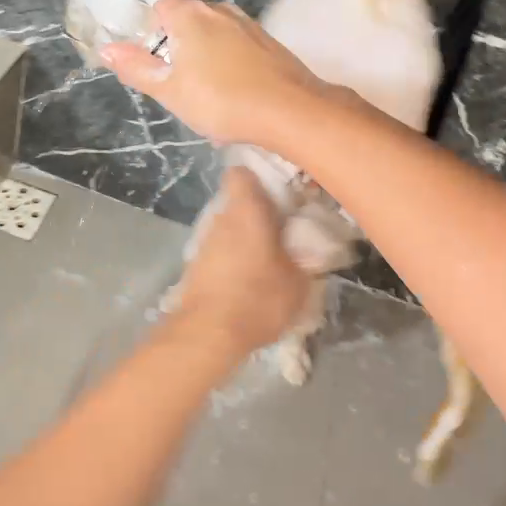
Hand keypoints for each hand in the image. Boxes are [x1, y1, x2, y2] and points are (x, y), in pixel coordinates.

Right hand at [100, 0, 330, 148]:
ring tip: (206, 91)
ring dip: (205, 53)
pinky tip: (234, 91)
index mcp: (189, 16)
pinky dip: (229, 61)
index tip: (153, 59)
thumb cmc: (220, 100)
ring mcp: (247, 23)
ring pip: (214, 32)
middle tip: (177, 82)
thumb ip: (137, 68)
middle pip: (188, 18)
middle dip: (178, 44)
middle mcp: (218, 10)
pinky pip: (237, 44)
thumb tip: (107, 49)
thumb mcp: (170, 90)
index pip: (161, 6)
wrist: (290, 110)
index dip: (152, 29)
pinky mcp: (268, 41)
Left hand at [167, 168, 310, 354]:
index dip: (257, 176)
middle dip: (258, 214)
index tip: (278, 190)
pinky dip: (233, 259)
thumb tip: (310, 246)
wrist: (208, 332)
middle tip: (282, 232)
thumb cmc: (259, 298)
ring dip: (245, 239)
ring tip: (268, 262)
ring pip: (228, 228)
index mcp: (247, 210)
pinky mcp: (195, 264)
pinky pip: (219, 251)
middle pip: (238, 202)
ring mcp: (204, 240)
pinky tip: (248, 282)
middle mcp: (221, 217)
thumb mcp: (298, 281)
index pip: (241, 173)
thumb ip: (305, 257)